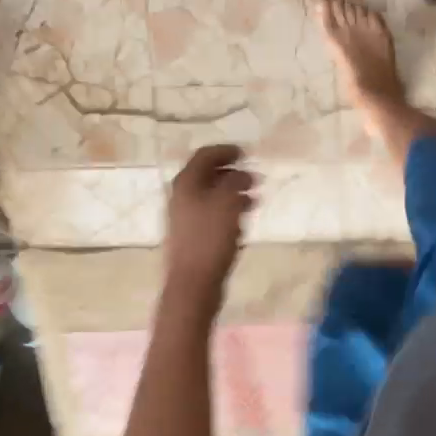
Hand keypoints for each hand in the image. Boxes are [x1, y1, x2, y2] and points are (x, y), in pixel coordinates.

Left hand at [163, 145, 256, 296]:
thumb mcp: (227, 201)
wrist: (192, 285)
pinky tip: (243, 220)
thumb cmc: (210, 238)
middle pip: (208, 174)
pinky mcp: (192, 236)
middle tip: (254, 178)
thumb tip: (241, 173)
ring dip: (233, 192)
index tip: (247, 154)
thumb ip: (235, 180)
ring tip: (254, 199)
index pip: (205, 154)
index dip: (226, 150)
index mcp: (186, 182)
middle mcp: (182, 196)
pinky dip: (229, 210)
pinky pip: (212, 213)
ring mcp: (185, 217)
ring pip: (212, 195)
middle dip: (232, 173)